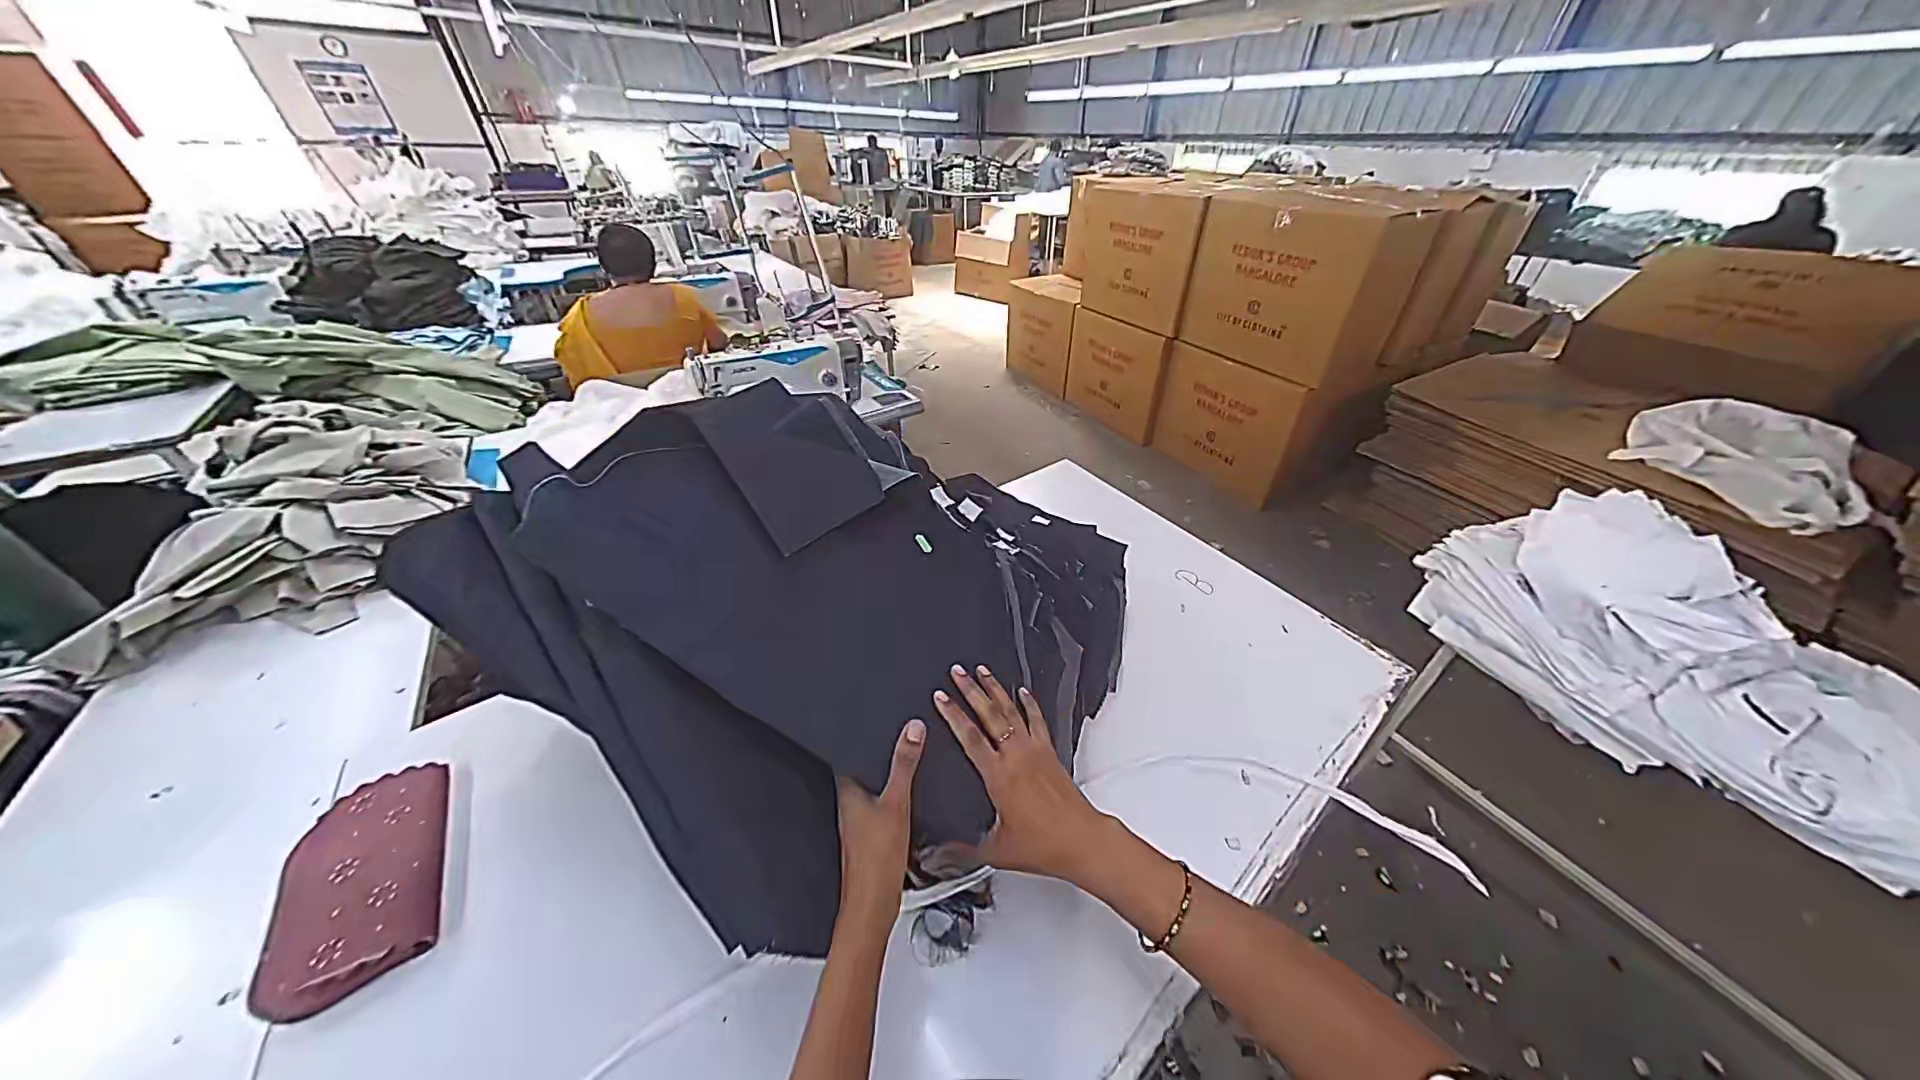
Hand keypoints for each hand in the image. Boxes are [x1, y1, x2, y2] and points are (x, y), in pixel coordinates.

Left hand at [834, 718, 924, 924]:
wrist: (873, 906)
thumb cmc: (876, 861)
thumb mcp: (897, 803)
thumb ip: (904, 765)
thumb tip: (912, 730)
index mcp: (848, 793)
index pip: (848, 756)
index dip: (858, 739)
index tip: (870, 723)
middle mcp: (849, 807)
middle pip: (861, 773)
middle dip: (877, 758)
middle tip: (894, 739)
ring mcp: (859, 824)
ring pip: (871, 792)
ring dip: (886, 780)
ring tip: (904, 764)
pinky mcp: (871, 839)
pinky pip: (881, 810)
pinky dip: (893, 801)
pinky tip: (908, 802)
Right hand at [932, 664, 1114, 886]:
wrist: (1081, 840)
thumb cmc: (1044, 844)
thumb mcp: (996, 849)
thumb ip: (963, 850)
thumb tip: (939, 855)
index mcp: (998, 775)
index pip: (969, 736)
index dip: (952, 715)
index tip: (941, 698)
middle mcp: (1016, 756)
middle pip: (989, 714)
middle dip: (970, 690)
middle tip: (958, 672)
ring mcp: (1034, 751)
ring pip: (1011, 710)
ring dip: (995, 689)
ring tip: (983, 671)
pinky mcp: (1050, 752)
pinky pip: (1037, 720)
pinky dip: (1029, 703)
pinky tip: (1023, 692)